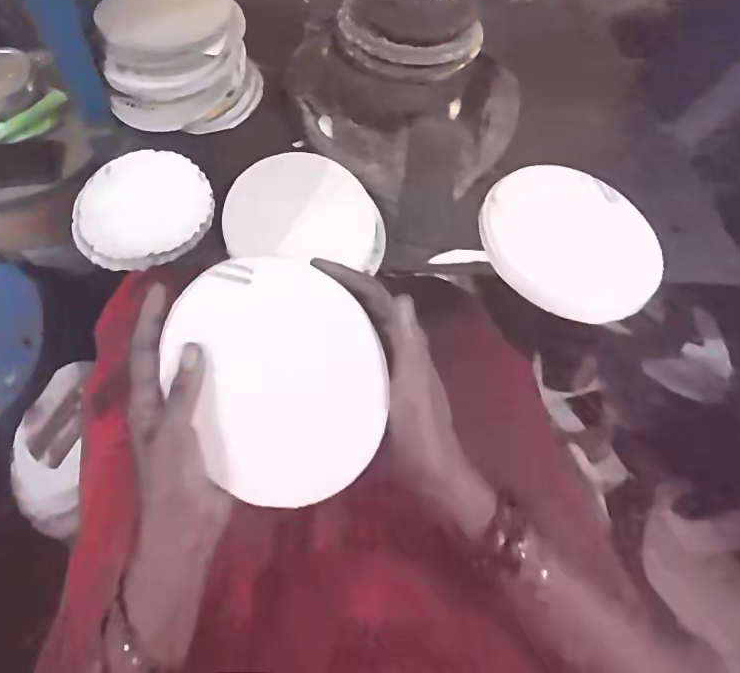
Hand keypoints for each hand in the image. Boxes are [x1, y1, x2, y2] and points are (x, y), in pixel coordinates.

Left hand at [119, 282, 231, 663]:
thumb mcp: (173, 436)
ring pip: (186, 373)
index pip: (144, 351)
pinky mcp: (204, 431)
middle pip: (163, 356)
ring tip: (217, 319)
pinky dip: (219, 375)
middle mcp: (160, 404)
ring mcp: (182, 418)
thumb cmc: (172, 485)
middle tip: (191, 295)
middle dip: (171, 326)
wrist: (187, 533)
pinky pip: (210, 394)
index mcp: (144, 402)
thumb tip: (192, 347)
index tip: (159, 288)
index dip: (149, 319)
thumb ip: (181, 393)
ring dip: (196, 347)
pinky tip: (241, 363)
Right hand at [314, 260, 498, 536]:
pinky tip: (320, 338)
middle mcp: (401, 343)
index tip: (317, 266)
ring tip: (308, 297)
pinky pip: (359, 341)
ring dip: (341, 303)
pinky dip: (341, 329)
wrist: (433, 473)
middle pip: (370, 302)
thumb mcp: (412, 387)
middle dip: (342, 284)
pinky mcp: (382, 376)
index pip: (378, 294)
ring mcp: (392, 360)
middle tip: (306, 277)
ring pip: (364, 320)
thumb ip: (409, 345)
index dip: (351, 276)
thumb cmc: (420, 431)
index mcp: (408, 340)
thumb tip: (402, 297)